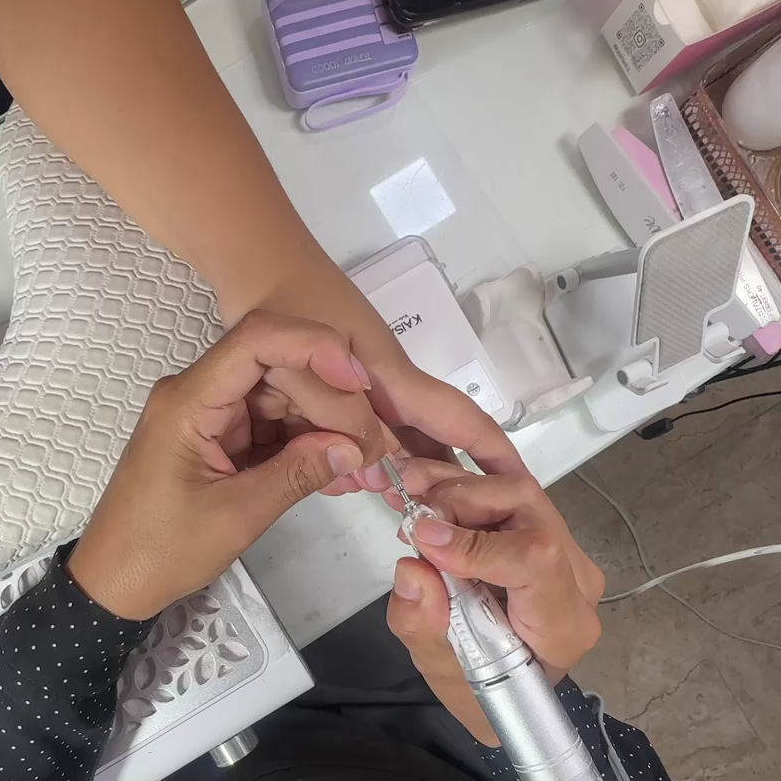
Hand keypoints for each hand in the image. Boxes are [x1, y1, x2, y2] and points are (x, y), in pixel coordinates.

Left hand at [68, 311, 395, 619]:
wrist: (116, 580)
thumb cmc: (160, 550)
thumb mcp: (236, 515)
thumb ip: (296, 474)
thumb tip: (354, 448)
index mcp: (189, 400)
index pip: (257, 341)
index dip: (314, 347)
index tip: (358, 380)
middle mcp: (199, 394)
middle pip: (278, 370)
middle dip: (331, 400)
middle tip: (374, 446)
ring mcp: (211, 416)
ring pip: (282, 397)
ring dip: (325, 424)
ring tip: (366, 459)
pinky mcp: (220, 438)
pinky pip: (271, 425)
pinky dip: (305, 443)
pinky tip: (338, 464)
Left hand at [247, 277, 524, 495]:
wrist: (259, 266)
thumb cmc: (284, 304)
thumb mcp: (305, 364)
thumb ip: (337, 413)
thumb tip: (373, 462)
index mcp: (390, 375)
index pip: (453, 416)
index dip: (490, 449)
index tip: (521, 482)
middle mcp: (385, 383)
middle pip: (429, 436)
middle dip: (441, 475)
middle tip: (448, 514)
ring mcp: (363, 385)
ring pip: (392, 439)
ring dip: (398, 468)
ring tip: (407, 501)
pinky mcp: (337, 388)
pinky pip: (357, 430)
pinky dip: (357, 454)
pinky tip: (355, 478)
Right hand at [382, 458, 604, 744]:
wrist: (504, 687)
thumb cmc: (479, 687)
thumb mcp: (439, 669)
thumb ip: (423, 623)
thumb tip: (412, 569)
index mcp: (562, 625)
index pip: (536, 559)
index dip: (475, 543)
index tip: (422, 541)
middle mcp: (574, 578)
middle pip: (524, 505)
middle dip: (456, 502)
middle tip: (410, 520)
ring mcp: (563, 547)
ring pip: (513, 485)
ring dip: (452, 484)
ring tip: (408, 496)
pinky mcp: (541, 527)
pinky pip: (505, 485)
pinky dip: (460, 479)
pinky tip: (424, 486)